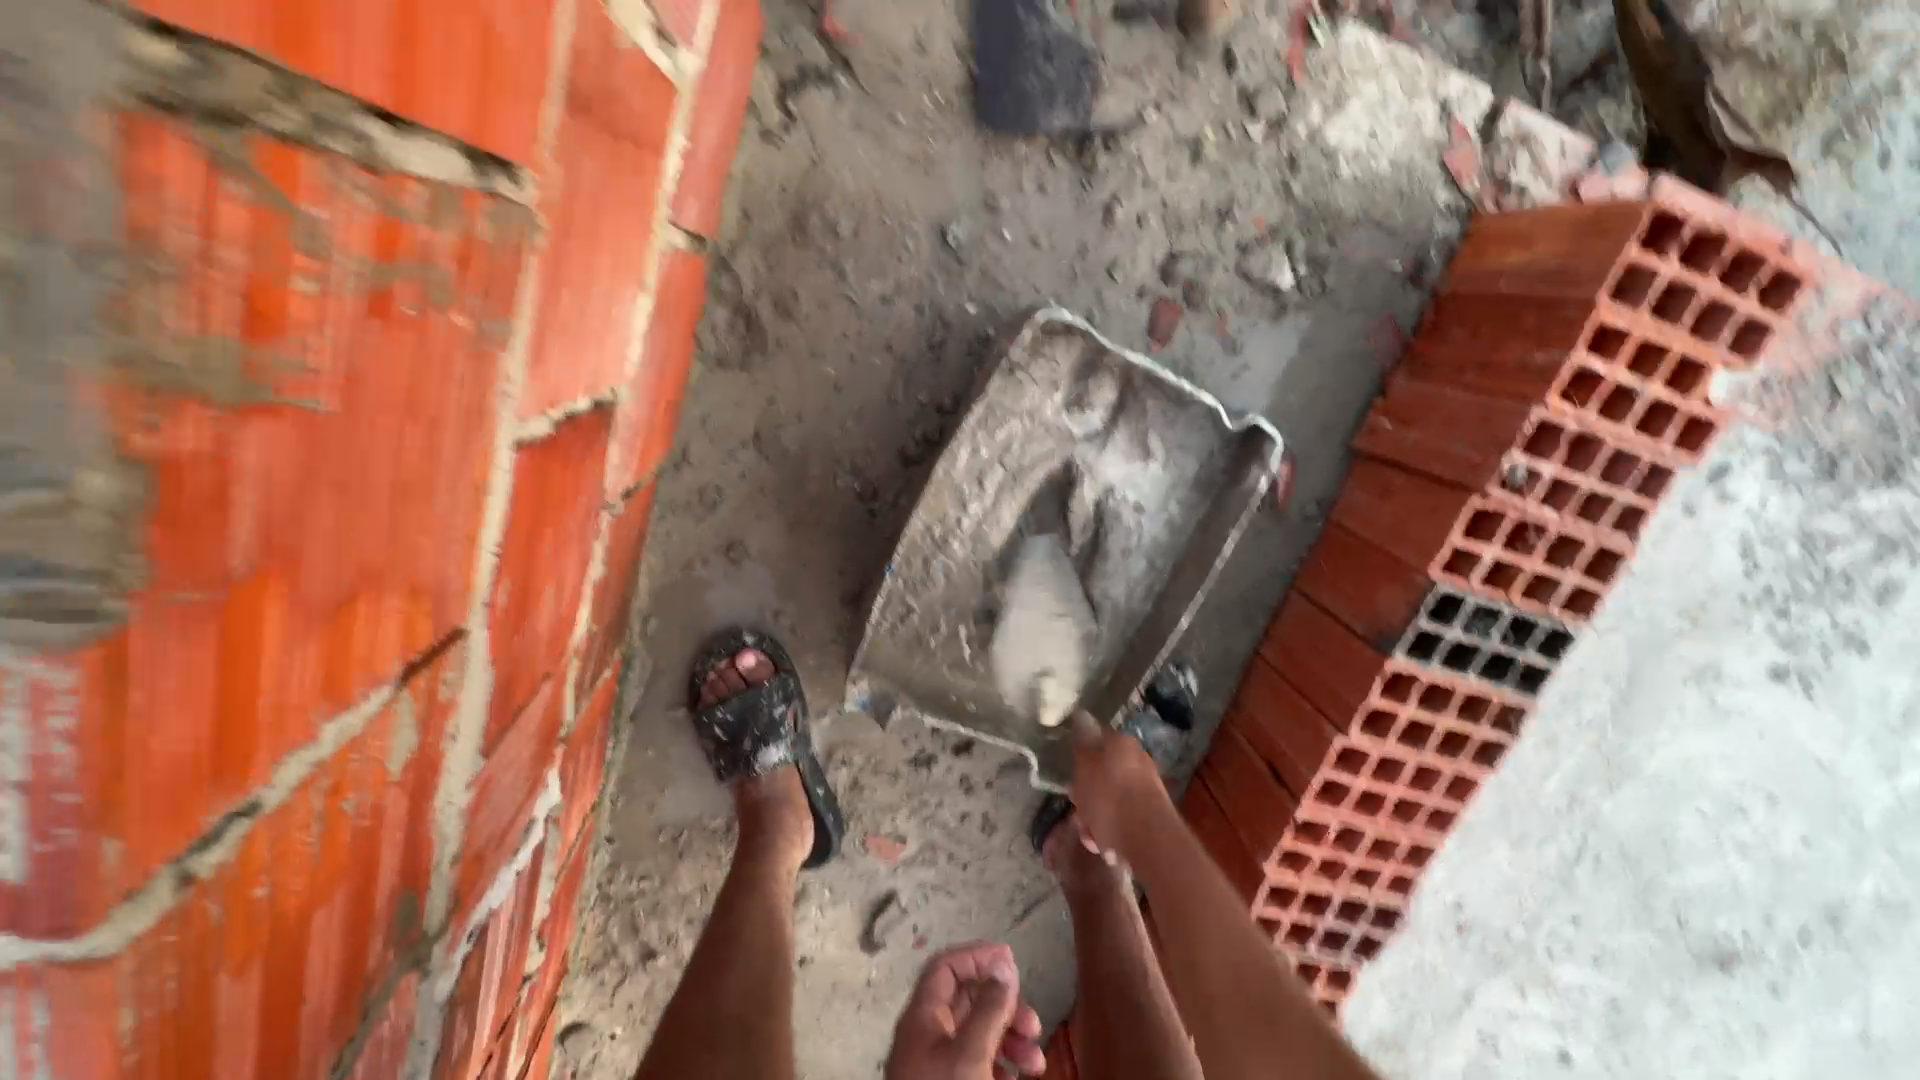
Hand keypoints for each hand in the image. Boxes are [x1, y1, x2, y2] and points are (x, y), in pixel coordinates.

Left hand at [884, 941, 1046, 1079]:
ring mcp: (937, 1066)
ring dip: (1009, 1039)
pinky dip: (1001, 1065)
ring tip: (1035, 1062)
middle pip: (967, 1001)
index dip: (977, 956)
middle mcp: (927, 1035)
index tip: (1011, 961)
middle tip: (1032, 1024)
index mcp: (922, 1017)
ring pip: (977, 1034)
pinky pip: (978, 1064)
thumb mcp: (970, 1054)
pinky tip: (1018, 1078)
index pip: (946, 968)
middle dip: (1003, 1006)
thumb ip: (989, 1008)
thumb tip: (1004, 965)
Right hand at [1067, 712, 1165, 855]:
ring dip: (1094, 817)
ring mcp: (1146, 789)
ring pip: (1110, 800)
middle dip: (1086, 795)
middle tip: (1077, 810)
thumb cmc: (1108, 797)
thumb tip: (1082, 715)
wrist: (1147, 839)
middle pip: (1101, 775)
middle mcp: (1137, 761)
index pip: (1096, 740)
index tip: (1071, 777)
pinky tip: (1103, 845)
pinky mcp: (1150, 815)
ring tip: (1088, 834)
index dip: (1080, 759)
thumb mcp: (1084, 768)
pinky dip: (1110, 831)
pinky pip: (1122, 818)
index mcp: (1122, 744)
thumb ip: (1082, 745)